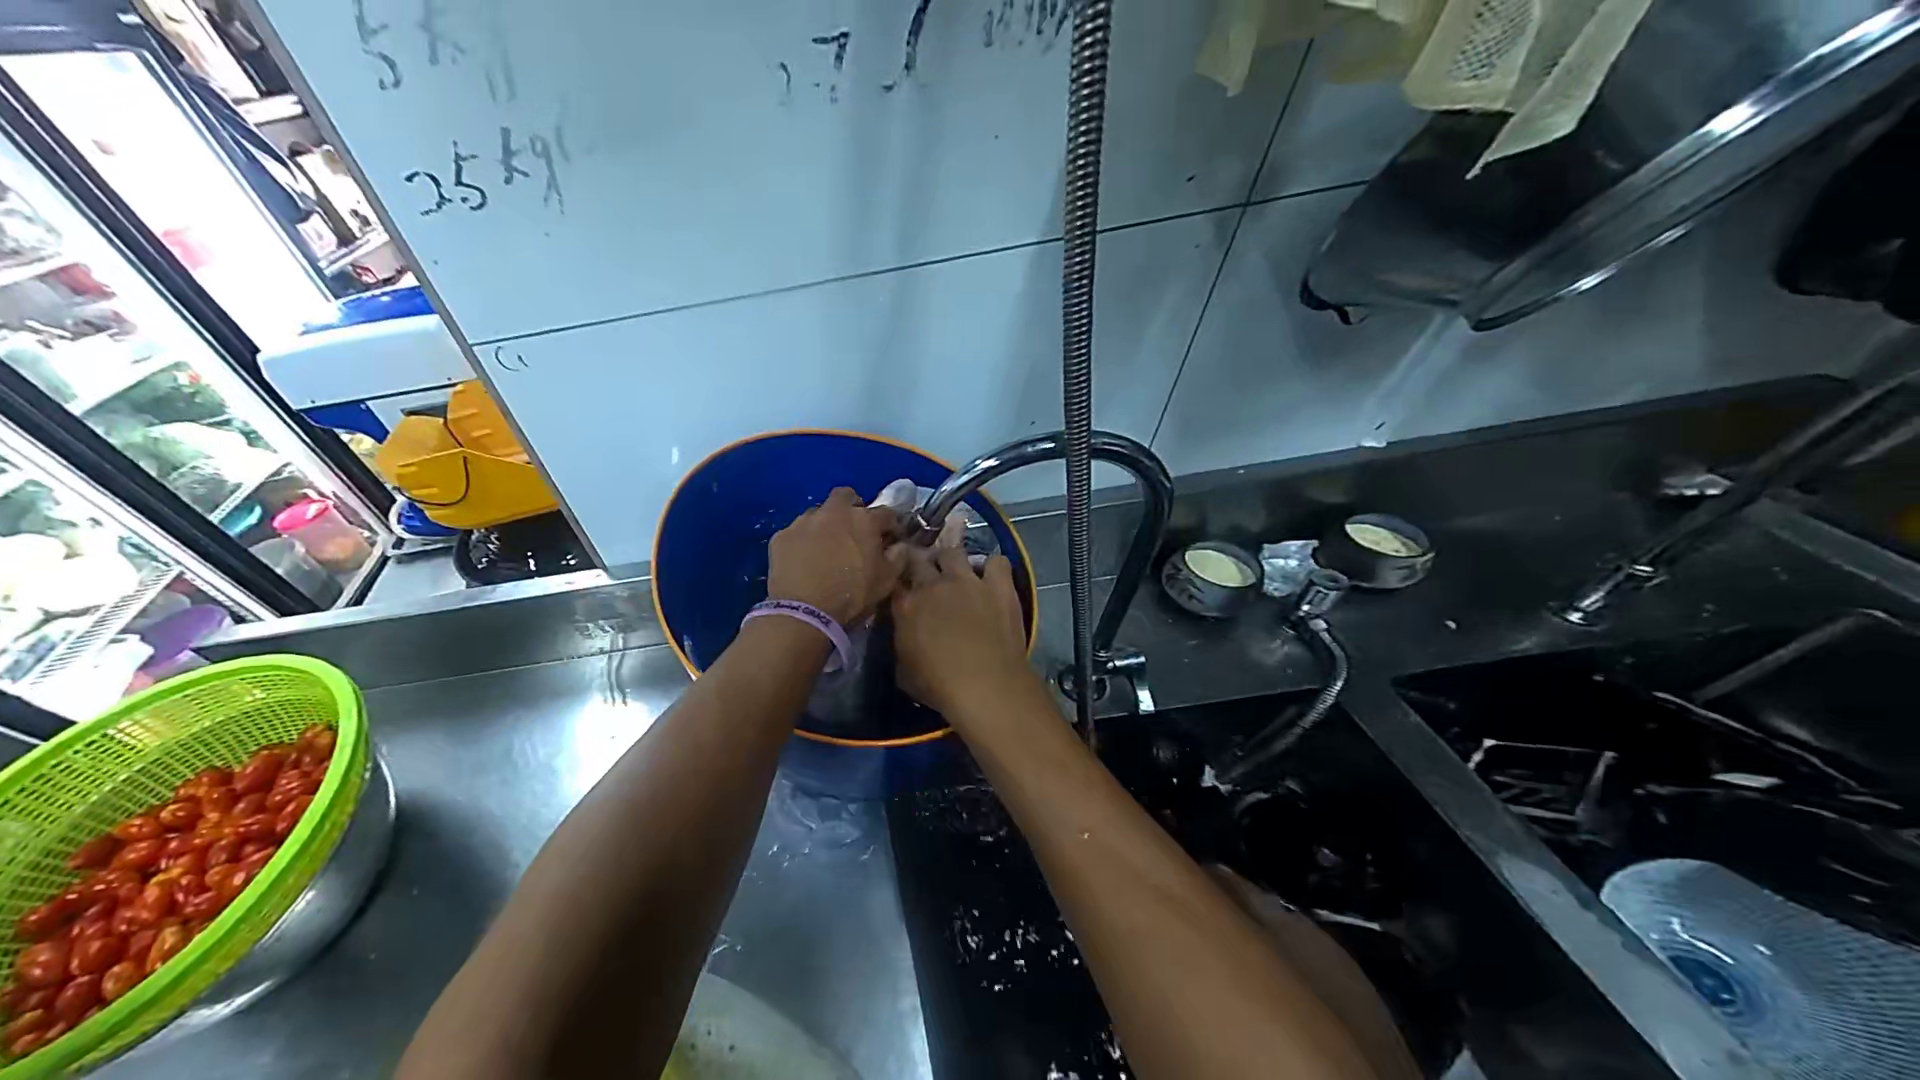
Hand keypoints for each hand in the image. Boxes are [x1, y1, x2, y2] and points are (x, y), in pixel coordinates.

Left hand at [767, 487, 905, 625]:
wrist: (805, 611)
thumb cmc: (852, 595)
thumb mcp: (886, 581)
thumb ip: (897, 558)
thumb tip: (899, 546)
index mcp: (865, 520)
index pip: (886, 513)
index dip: (890, 525)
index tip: (889, 537)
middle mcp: (834, 512)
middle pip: (845, 496)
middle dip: (852, 507)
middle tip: (853, 530)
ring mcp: (804, 522)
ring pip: (818, 513)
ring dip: (824, 524)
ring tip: (824, 547)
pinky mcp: (782, 536)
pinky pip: (796, 533)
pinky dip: (802, 542)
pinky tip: (802, 560)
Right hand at [891, 546, 1030, 717]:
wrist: (984, 684)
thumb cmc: (938, 686)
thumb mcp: (903, 672)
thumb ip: (901, 646)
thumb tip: (904, 638)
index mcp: (906, 606)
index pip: (895, 582)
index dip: (899, 584)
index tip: (903, 592)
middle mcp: (934, 584)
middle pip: (920, 559)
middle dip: (921, 564)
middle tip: (927, 577)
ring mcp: (967, 580)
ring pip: (954, 552)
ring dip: (953, 560)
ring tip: (958, 573)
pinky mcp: (999, 585)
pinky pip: (997, 562)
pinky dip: (994, 568)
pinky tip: (993, 579)